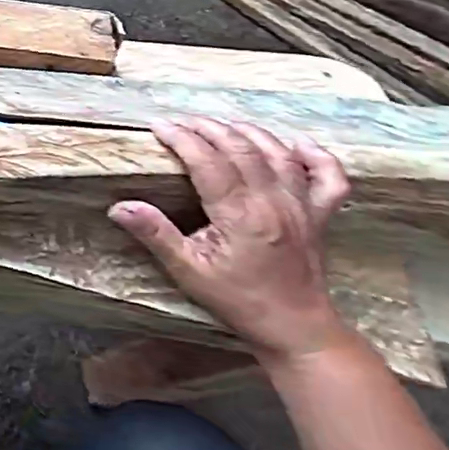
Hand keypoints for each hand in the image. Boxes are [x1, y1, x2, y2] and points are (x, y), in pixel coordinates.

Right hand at [109, 118, 353, 364]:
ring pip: (277, 152)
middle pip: (241, 147)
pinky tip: (296, 142)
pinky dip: (315, 154)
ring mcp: (301, 206)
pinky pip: (328, 176)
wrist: (294, 328)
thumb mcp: (188, 272)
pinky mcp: (319, 214)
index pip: (208, 161)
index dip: (182, 138)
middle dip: (209, 127)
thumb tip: (120, 207)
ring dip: (248, 131)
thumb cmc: (238, 301)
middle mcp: (274, 202)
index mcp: (240, 215)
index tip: (159, 125)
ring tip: (221, 123)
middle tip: (183, 121)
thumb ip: (156, 235)